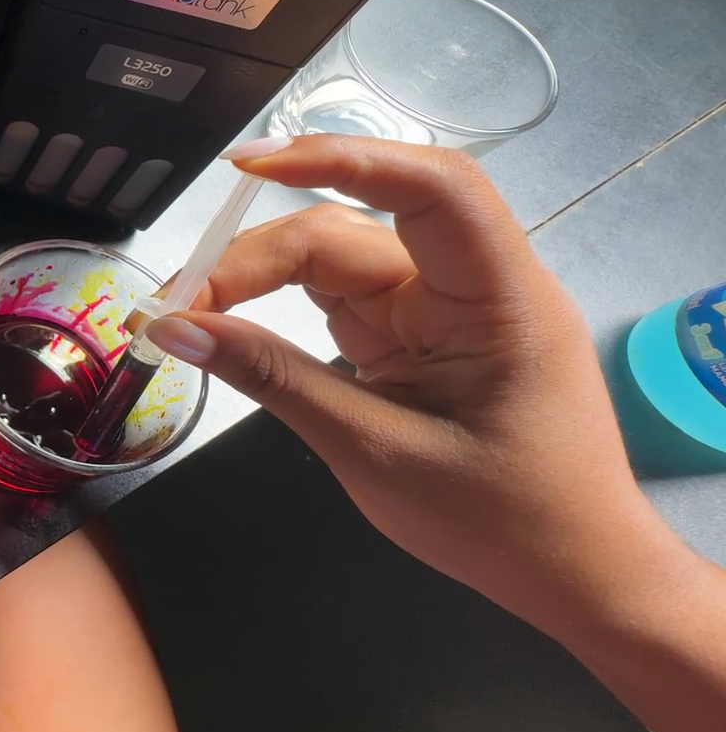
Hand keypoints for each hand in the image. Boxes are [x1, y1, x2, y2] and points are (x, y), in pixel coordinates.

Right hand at [140, 135, 697, 630]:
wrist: (564, 573)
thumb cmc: (499, 518)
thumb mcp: (370, 449)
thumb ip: (270, 377)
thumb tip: (172, 328)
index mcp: (495, 301)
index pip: (430, 190)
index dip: (342, 159)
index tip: (247, 167)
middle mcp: (460, 284)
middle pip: (340, 231)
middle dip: (247, 259)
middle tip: (168, 308)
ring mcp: (424, 305)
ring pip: (319, 256)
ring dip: (245, 275)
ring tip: (178, 313)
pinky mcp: (394, 329)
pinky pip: (317, 292)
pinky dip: (260, 301)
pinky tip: (217, 319)